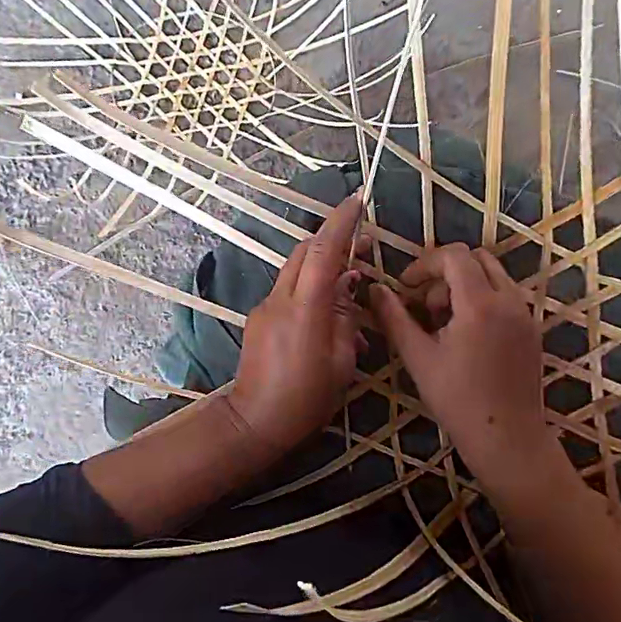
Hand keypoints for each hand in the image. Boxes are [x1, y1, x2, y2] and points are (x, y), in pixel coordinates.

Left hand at [226, 194, 366, 450]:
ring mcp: (266, 307)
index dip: (341, 222)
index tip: (358, 200)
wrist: (254, 421)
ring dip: (323, 264)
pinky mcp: (259, 318)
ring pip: (296, 268)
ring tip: (353, 279)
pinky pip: (289, 290)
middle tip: (365, 247)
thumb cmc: (306, 399)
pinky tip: (330, 311)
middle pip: (305, 251)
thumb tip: (350, 286)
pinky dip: (311, 288)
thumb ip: (346, 317)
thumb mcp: (342, 362)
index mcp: (306, 309)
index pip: (323, 251)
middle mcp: (281, 299)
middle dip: (334, 239)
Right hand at [371, 244, 567, 490]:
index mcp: (480, 304)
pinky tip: (466, 335)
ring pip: (493, 275)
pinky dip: (482, 299)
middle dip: (445, 272)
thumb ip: (394, 318)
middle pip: (476, 258)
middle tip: (425, 305)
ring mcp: (525, 314)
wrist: (508, 439)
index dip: (424, 264)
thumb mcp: (418, 358)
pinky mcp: (532, 329)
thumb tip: (375, 290)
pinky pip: (505, 295)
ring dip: (464, 285)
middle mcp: (509, 300)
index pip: (454, 256)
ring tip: (444, 322)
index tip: (406, 287)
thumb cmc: (458, 400)